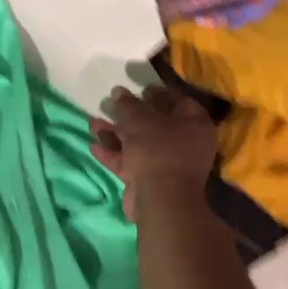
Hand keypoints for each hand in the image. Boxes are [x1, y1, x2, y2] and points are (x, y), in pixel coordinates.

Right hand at [90, 85, 217, 221]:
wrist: (160, 200)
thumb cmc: (157, 151)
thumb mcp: (140, 121)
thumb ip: (128, 105)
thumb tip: (119, 91)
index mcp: (194, 124)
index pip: (178, 102)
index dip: (157, 93)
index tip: (137, 89)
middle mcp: (184, 143)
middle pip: (155, 123)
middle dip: (129, 115)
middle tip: (110, 105)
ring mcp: (166, 163)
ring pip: (138, 143)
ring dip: (115, 134)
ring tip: (93, 123)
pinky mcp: (149, 179)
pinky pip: (130, 161)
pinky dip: (114, 153)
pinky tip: (94, 146)